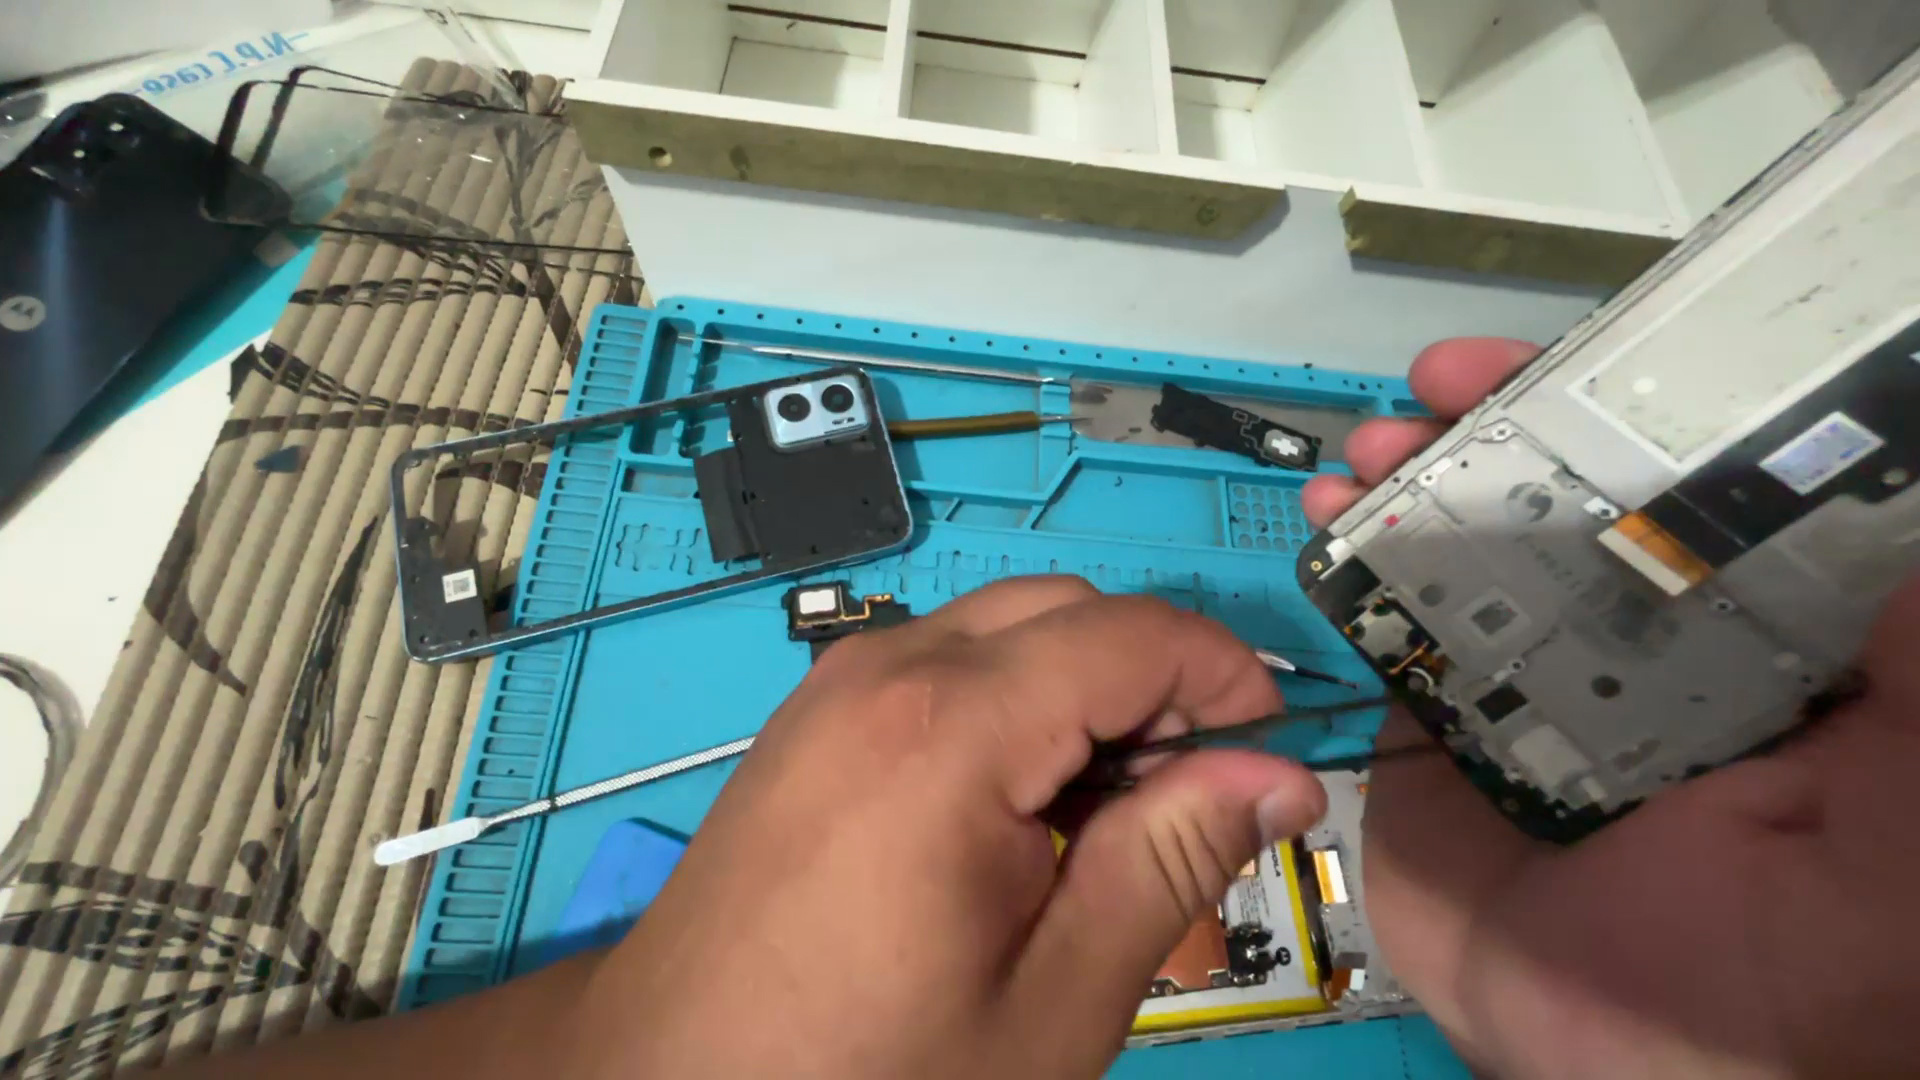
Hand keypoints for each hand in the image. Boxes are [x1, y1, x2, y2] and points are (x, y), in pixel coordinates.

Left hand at [563, 580, 1327, 1077]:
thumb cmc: (868, 1073)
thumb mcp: (1054, 996)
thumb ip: (1170, 860)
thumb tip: (1274, 778)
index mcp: (955, 723)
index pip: (1133, 633)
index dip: (1221, 673)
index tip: (1264, 749)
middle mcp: (893, 664)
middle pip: (1070, 607)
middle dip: (1153, 673)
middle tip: (1182, 791)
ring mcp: (844, 676)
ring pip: (1010, 622)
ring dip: (1083, 681)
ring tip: (1098, 804)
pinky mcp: (821, 705)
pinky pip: (949, 655)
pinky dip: (1013, 693)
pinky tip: (1011, 794)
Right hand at [1304, 340, 1919, 1077]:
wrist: (1608, 1065)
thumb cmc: (1790, 970)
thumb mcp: (1906, 828)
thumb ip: (1916, 690)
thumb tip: (1892, 532)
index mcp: (1746, 640)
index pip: (1687, 492)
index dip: (1632, 410)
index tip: (1570, 358)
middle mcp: (1624, 634)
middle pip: (1549, 499)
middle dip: (1492, 428)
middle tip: (1432, 385)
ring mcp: (1510, 668)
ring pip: (1452, 544)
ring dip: (1405, 481)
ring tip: (1368, 450)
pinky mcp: (1422, 708)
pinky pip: (1378, 620)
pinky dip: (1344, 563)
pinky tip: (1320, 522)